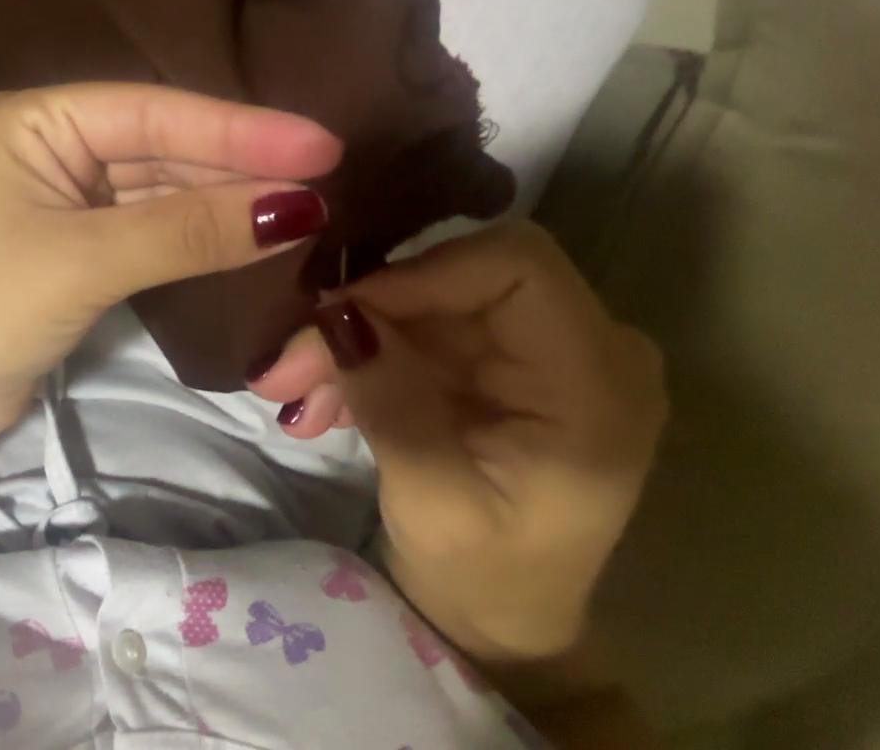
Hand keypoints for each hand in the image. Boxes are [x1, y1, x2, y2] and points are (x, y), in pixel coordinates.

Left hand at [0, 83, 341, 438]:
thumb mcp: (84, 262)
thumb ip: (187, 230)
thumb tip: (296, 207)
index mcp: (35, 121)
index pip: (152, 111)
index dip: (239, 129)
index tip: (321, 144)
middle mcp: (50, 146)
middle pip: (160, 146)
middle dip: (237, 166)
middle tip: (327, 177)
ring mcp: (62, 199)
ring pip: (158, 190)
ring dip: (222, 202)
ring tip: (304, 208)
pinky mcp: (74, 248)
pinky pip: (147, 229)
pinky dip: (194, 236)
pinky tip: (248, 235)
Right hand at [249, 223, 666, 660]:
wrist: (498, 614)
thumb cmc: (486, 575)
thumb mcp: (433, 501)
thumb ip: (392, 402)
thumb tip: (335, 315)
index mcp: (595, 383)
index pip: (517, 265)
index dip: (423, 271)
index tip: (342, 313)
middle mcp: (577, 348)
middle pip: (455, 280)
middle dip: (362, 313)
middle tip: (284, 365)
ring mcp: (530, 351)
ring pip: (419, 302)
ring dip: (346, 339)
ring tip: (285, 390)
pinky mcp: (489, 360)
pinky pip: (412, 329)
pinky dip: (358, 356)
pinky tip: (317, 400)